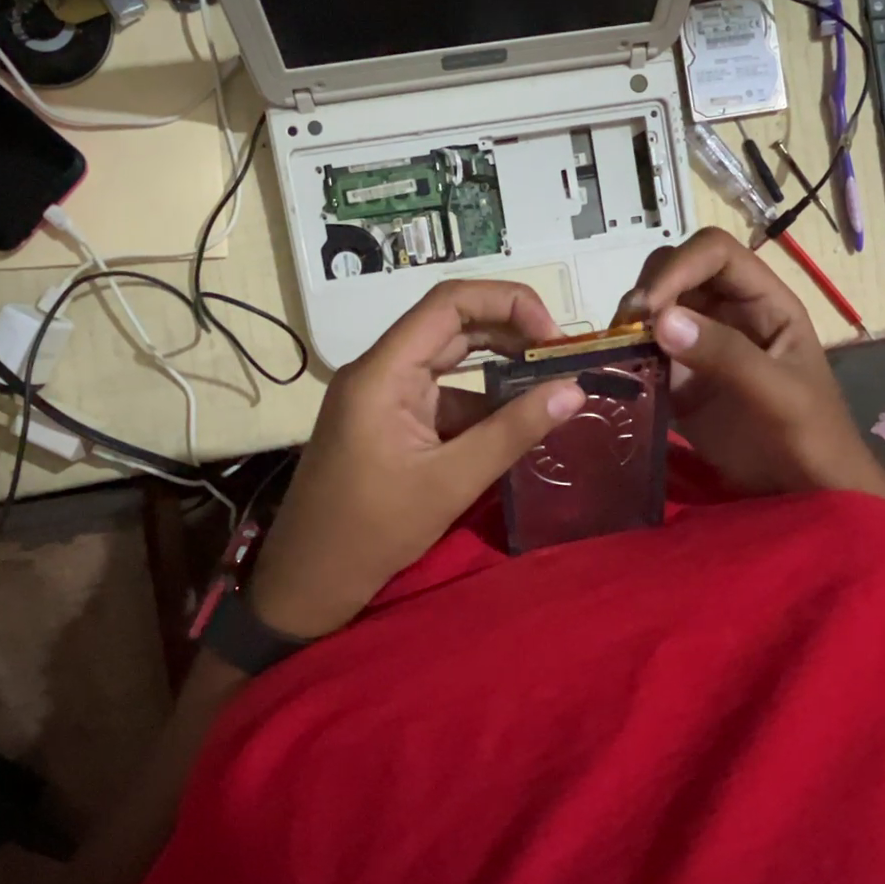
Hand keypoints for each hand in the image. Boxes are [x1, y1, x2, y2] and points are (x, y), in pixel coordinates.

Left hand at [247, 281, 586, 638]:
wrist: (310, 580)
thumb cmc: (372, 531)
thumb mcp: (451, 482)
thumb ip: (513, 432)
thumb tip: (574, 390)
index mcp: (384, 371)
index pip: (449, 303)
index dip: (509, 303)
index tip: (553, 338)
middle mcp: (382, 370)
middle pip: (453, 326)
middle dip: (512, 334)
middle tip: (563, 360)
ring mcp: (384, 395)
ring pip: (451, 362)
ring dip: (500, 372)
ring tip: (551, 388)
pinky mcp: (391, 421)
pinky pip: (443, 397)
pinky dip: (481, 406)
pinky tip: (516, 425)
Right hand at [620, 227, 884, 496]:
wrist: (808, 493)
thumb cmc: (812, 438)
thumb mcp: (779, 393)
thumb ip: (726, 354)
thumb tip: (660, 320)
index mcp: (765, 302)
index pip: (716, 253)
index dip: (679, 266)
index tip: (649, 307)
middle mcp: (730, 314)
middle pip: (677, 271)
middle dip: (648, 291)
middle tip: (625, 332)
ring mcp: (702, 347)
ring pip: (656, 310)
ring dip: (631, 323)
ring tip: (616, 353)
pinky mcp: (681, 381)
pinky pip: (647, 354)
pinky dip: (627, 357)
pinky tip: (617, 374)